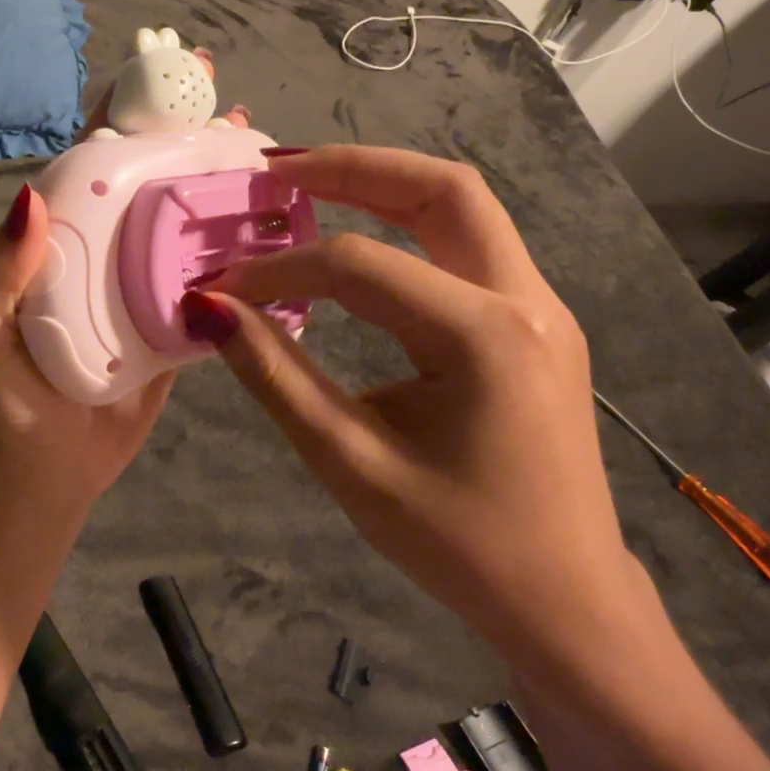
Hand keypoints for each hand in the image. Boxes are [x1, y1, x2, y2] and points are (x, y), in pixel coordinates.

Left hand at [0, 90, 247, 497]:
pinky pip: (211, 275)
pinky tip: (277, 225)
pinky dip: (241, 247)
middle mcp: (103, 249)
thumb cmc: (11, 396)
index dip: (121, 113)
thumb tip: (29, 198)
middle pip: (146, 178)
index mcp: (59, 239)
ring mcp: (143, 283)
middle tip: (231, 106)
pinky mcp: (178, 320)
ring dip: (221, 181)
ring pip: (184, 219)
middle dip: (185, 134)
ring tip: (264, 150)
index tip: (162, 68)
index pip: (88, 160)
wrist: (54, 465)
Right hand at [183, 145, 628, 646]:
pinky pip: (469, 246)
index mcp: (485, 338)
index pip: (359, 267)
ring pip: (464, 208)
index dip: (276, 269)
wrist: (564, 602)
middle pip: (443, 191)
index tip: (215, 287)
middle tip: (274, 169)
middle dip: (352, 168)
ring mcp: (541, 309)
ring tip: (306, 185)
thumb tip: (206, 308)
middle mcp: (526, 302)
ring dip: (383, 185)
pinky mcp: (533, 325)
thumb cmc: (456, 542)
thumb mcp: (349, 462)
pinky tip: (359, 240)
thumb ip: (274, 375)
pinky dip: (407, 225)